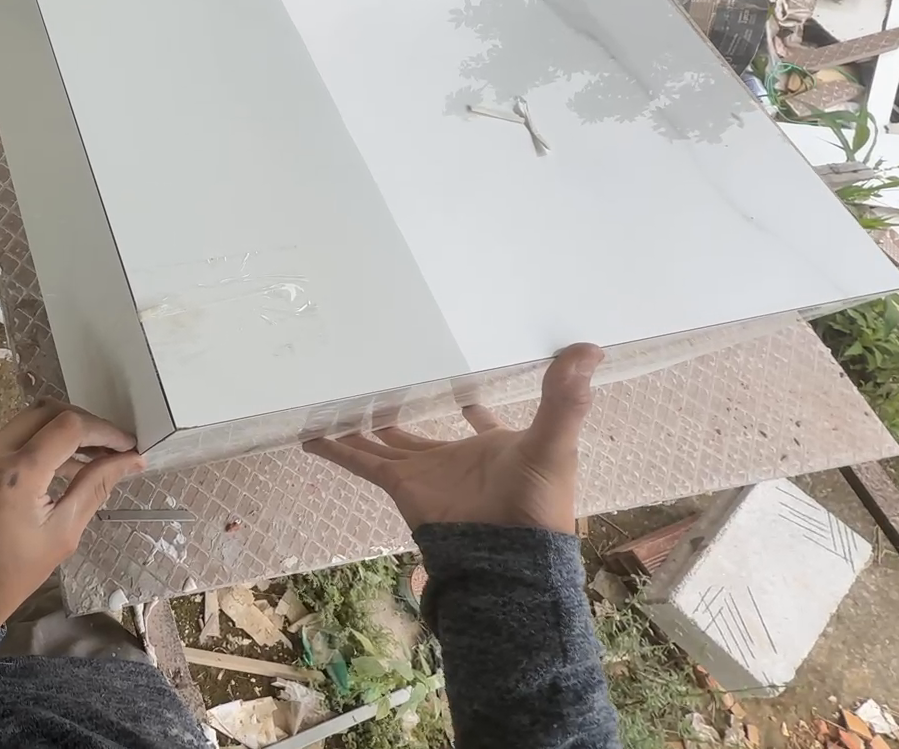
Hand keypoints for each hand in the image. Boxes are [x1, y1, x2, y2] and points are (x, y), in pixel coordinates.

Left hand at [0, 400, 144, 624]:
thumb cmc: (14, 571)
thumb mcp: (63, 533)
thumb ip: (95, 486)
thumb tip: (130, 460)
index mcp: (17, 473)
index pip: (68, 427)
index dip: (104, 431)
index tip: (128, 445)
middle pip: (48, 411)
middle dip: (85, 423)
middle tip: (112, 446)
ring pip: (30, 418)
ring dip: (64, 429)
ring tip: (95, 455)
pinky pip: (14, 434)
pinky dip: (42, 439)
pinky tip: (65, 462)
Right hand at [304, 343, 603, 533]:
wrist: (505, 551)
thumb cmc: (534, 498)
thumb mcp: (553, 442)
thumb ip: (565, 398)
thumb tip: (588, 347)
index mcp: (492, 448)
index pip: (480, 424)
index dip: (473, 409)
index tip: (459, 392)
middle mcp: (452, 458)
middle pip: (416, 434)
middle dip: (396, 415)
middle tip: (374, 390)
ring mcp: (421, 471)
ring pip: (380, 444)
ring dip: (357, 429)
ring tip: (331, 408)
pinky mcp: (397, 484)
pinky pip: (358, 462)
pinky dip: (333, 451)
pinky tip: (309, 437)